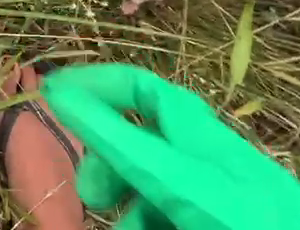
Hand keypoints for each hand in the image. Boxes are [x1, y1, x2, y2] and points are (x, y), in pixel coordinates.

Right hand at [42, 64, 299, 229]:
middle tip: (89, 198)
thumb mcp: (176, 182)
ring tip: (116, 229)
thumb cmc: (249, 226)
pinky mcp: (233, 227)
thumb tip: (54, 89)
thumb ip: (116, 138)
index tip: (50, 99)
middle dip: (104, 162)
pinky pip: (179, 216)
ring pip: (158, 189)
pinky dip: (153, 222)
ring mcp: (227, 205)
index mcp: (203, 140)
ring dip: (127, 205)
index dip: (94, 85)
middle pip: (143, 141)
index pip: (141, 88)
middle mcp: (215, 167)